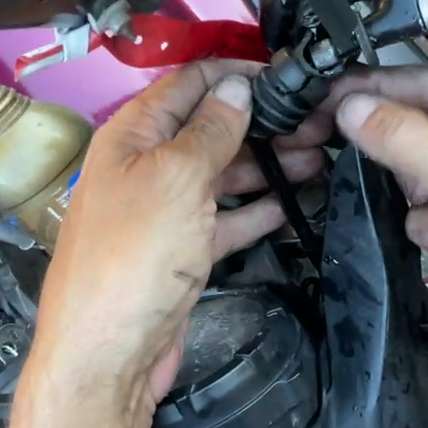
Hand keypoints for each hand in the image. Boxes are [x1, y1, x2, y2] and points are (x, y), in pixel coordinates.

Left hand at [31, 61, 329, 411]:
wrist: (109, 353)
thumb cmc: (133, 258)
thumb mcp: (176, 178)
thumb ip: (210, 131)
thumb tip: (236, 89)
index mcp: (132, 136)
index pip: (187, 84)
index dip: (234, 74)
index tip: (285, 76)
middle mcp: (146, 168)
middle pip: (210, 130)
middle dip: (262, 122)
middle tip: (318, 123)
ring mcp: (165, 212)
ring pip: (223, 175)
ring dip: (267, 166)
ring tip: (317, 158)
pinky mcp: (183, 252)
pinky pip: (225, 220)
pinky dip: (256, 210)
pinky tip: (290, 204)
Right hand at [329, 68, 427, 386]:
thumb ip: (408, 138)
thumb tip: (355, 107)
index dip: (382, 84)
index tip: (333, 89)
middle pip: (419, 122)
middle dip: (383, 135)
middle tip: (330, 129)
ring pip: (412, 166)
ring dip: (401, 183)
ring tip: (402, 196)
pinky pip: (415, 206)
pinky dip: (414, 219)